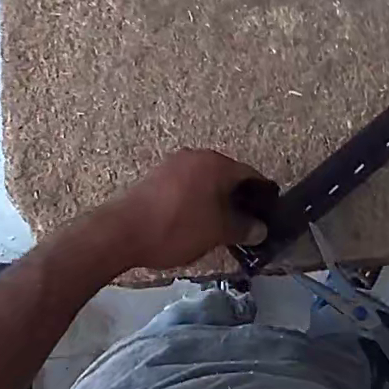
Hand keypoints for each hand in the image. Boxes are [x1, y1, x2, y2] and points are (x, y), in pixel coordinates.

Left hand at [81, 150, 267, 270]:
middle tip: (244, 222)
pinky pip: (185, 186)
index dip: (262, 194)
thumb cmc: (177, 227)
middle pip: (227, 176)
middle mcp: (196, 156)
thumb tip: (261, 229)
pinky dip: (194, 200)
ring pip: (204, 181)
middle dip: (237, 198)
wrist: (120, 233)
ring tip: (218, 225)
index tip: (267, 212)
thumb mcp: (218, 232)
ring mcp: (173, 164)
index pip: (251, 175)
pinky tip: (192, 221)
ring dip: (214, 199)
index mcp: (217, 163)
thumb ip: (244, 228)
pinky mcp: (155, 178)